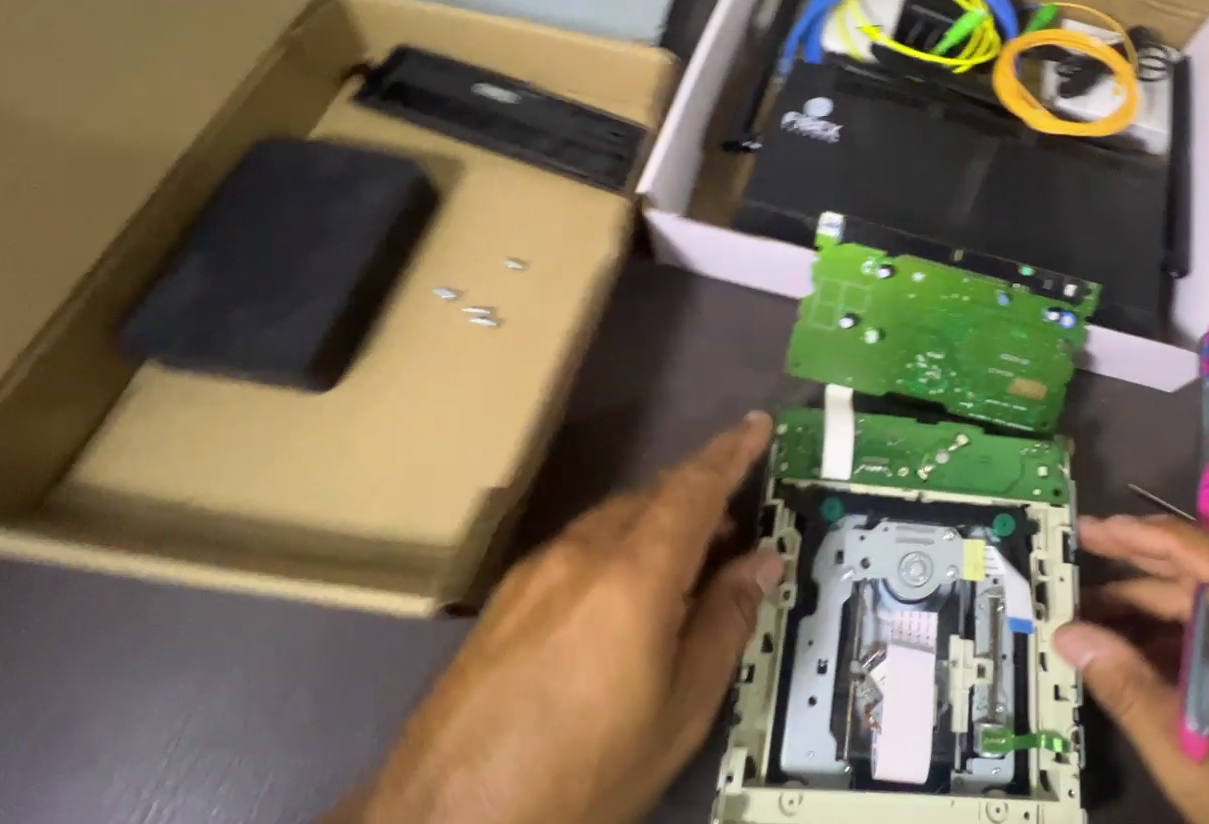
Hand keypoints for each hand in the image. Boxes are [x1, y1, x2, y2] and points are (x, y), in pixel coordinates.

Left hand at [340, 413, 783, 823]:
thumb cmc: (588, 766)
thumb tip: (761, 562)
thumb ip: (726, 622)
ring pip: (616, 517)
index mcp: (635, 575)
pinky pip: (582, 544)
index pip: (695, 488)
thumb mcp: (681, 708)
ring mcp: (537, 570)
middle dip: (702, 489)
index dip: (732, 452)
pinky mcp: (507, 596)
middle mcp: (583, 553)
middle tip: (740, 518)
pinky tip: (629, 589)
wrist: (447, 818)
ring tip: (692, 557)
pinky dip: (623, 543)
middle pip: (655, 494)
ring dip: (662, 519)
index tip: (758, 424)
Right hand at [1054, 515, 1208, 823]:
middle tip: (1084, 541)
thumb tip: (1068, 636)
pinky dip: (1162, 628)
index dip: (1161, 538)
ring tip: (1085, 603)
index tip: (1105, 531)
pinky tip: (1120, 642)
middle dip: (1143, 551)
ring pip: (1203, 599)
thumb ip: (1129, 693)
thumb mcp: (1189, 761)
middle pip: (1207, 570)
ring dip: (1145, 594)